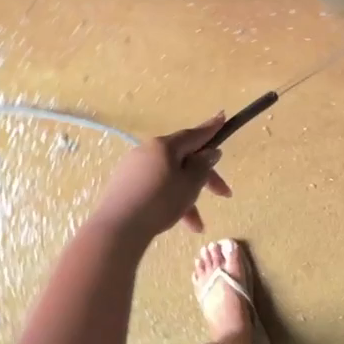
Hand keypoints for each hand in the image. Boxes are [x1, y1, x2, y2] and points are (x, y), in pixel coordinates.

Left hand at [90, 114, 232, 240]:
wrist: (118, 227)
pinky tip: (175, 220)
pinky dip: (170, 201)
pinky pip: (156, 187)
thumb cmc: (161, 202)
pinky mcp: (125, 185)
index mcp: (164, 146)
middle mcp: (148, 151)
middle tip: (224, 194)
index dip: (211, 129)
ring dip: (187, 198)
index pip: (193, 134)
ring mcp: (134, 167)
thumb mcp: (190, 184)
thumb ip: (203, 166)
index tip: (223, 116)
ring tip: (196, 225)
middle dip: (204, 179)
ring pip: (170, 178)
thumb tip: (209, 152)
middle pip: (183, 160)